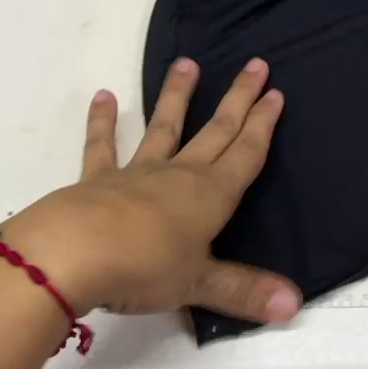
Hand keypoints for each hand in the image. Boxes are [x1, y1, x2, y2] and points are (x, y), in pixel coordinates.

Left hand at [0, 58, 301, 324]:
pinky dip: (103, 122)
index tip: (275, 92)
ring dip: (177, 96)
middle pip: (216, 130)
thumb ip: (246, 292)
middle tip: (256, 64)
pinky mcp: (97, 181)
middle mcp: (180, 175)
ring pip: (164, 127)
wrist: (72, 255)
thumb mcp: (199, 284)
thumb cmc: (144, 268)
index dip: (263, 124)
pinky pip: (102, 147)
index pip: (246, 153)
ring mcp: (137, 173)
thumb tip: (295, 306)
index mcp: (211, 195)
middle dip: (239, 99)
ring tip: (187, 62)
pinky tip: (104, 96)